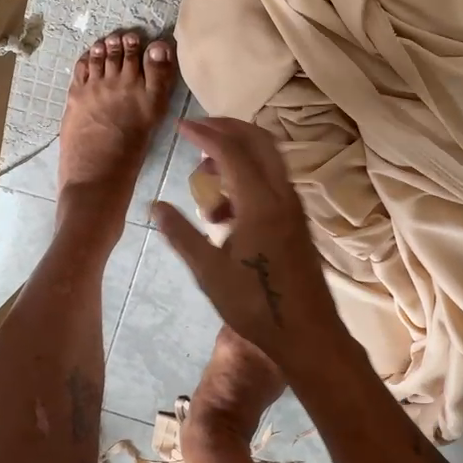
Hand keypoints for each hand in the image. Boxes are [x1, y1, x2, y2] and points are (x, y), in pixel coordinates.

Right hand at [152, 118, 344, 368]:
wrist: (309, 336)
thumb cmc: (255, 305)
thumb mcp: (208, 272)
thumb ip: (181, 234)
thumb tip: (154, 205)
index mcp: (260, 204)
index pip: (231, 150)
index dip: (204, 133)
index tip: (180, 127)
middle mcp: (282, 195)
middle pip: (257, 140)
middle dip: (226, 128)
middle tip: (197, 131)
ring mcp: (293, 206)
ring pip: (268, 157)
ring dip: (237, 150)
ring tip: (206, 174)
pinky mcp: (296, 218)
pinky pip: (272, 177)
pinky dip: (247, 172)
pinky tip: (225, 209)